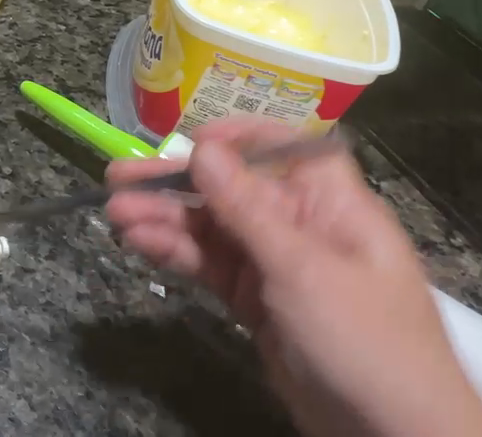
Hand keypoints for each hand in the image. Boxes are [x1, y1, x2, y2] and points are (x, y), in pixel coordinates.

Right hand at [106, 120, 481, 436]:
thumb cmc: (366, 343)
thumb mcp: (303, 270)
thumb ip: (247, 208)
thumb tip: (204, 147)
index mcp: (333, 210)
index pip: (292, 151)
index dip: (245, 138)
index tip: (196, 140)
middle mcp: (303, 229)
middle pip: (231, 190)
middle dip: (176, 182)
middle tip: (118, 177)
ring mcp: (277, 268)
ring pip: (211, 228)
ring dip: (163, 218)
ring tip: (115, 216)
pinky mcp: (256, 303)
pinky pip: (208, 264)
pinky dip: (174, 252)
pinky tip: (138, 243)